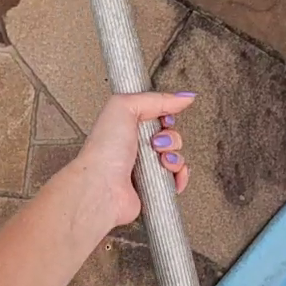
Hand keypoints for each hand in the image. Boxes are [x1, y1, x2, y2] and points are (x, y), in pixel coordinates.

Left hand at [64, 92, 195, 229]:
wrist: (102, 188)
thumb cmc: (103, 151)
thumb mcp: (123, 107)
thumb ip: (154, 98)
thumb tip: (183, 97)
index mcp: (124, 127)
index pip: (156, 116)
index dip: (165, 116)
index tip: (163, 118)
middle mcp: (134, 148)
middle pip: (169, 137)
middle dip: (170, 137)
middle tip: (156, 142)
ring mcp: (144, 169)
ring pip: (175, 158)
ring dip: (175, 157)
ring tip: (161, 160)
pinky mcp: (152, 188)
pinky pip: (176, 180)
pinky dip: (179, 177)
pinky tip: (171, 173)